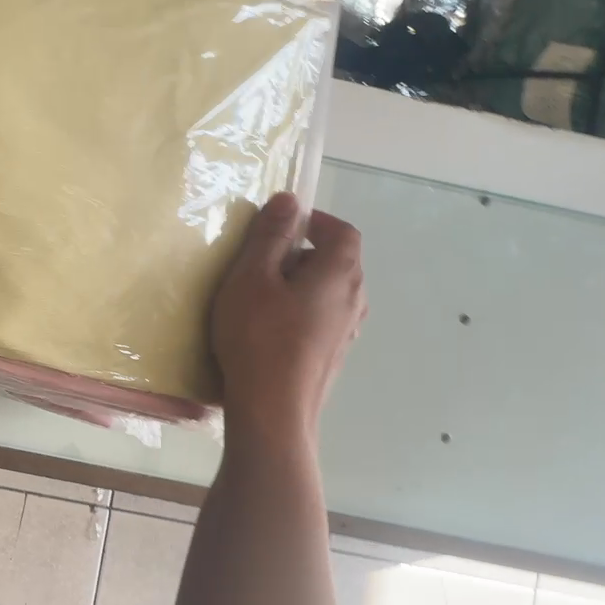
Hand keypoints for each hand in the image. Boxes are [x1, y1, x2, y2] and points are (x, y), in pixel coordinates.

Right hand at [211, 192, 366, 443]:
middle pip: (338, 262)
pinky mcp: (334, 354)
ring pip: (330, 292)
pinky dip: (301, 311)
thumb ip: (267, 239)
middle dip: (303, 254)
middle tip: (260, 262)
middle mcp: (355, 296)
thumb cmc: (257, 335)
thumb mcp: (249, 279)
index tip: (281, 224)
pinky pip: (322, 318)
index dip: (315, 221)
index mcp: (339, 272)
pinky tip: (270, 328)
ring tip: (261, 297)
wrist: (273, 405)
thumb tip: (287, 200)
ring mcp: (348, 329)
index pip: (341, 231)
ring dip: (301, 285)